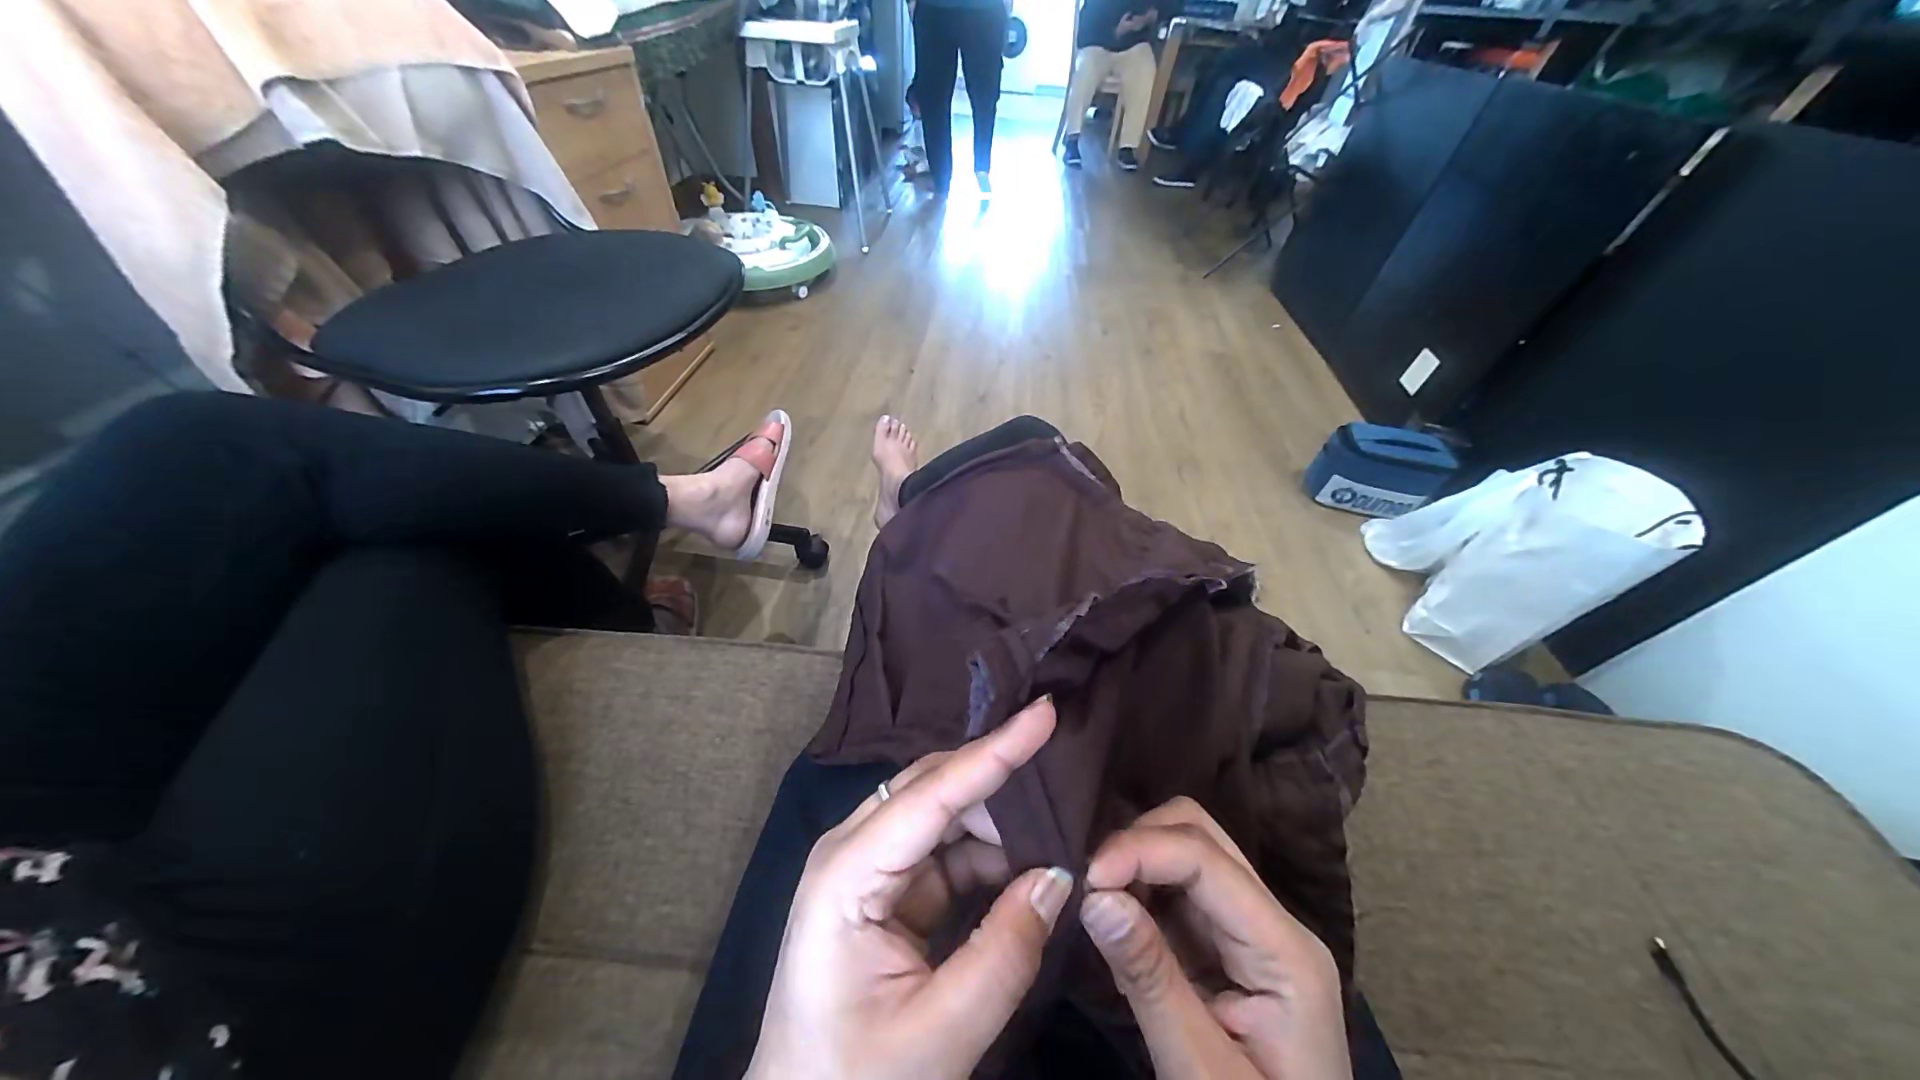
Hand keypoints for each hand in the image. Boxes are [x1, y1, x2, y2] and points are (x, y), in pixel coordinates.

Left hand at [746, 699, 1071, 1079]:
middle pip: (934, 790)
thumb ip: (1006, 954)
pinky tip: (1025, 863)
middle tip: (1063, 773)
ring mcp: (867, 867)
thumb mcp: (940, 1032)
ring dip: (998, 820)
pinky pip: (944, 850)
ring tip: (1056, 829)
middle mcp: (852, 851)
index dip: (992, 752)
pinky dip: (987, 853)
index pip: (930, 796)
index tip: (1043, 713)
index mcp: (846, 874)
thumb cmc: (855, 1079)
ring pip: (942, 815)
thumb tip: (1060, 876)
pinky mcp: (885, 887)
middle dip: (999, 778)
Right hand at [1079, 798, 1351, 1079]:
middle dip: (1138, 843)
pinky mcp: (1226, 951)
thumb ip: (1150, 979)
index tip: (1083, 879)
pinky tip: (1116, 922)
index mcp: (1285, 949)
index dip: (1138, 850)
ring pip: (1186, 854)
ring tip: (1095, 902)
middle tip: (1088, 885)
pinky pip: (1176, 894)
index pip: (1206, 857)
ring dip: (1135, 864)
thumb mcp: (1202, 1072)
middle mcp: (1272, 923)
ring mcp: (1251, 934)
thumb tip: (1093, 895)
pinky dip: (1138, 892)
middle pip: (1201, 834)